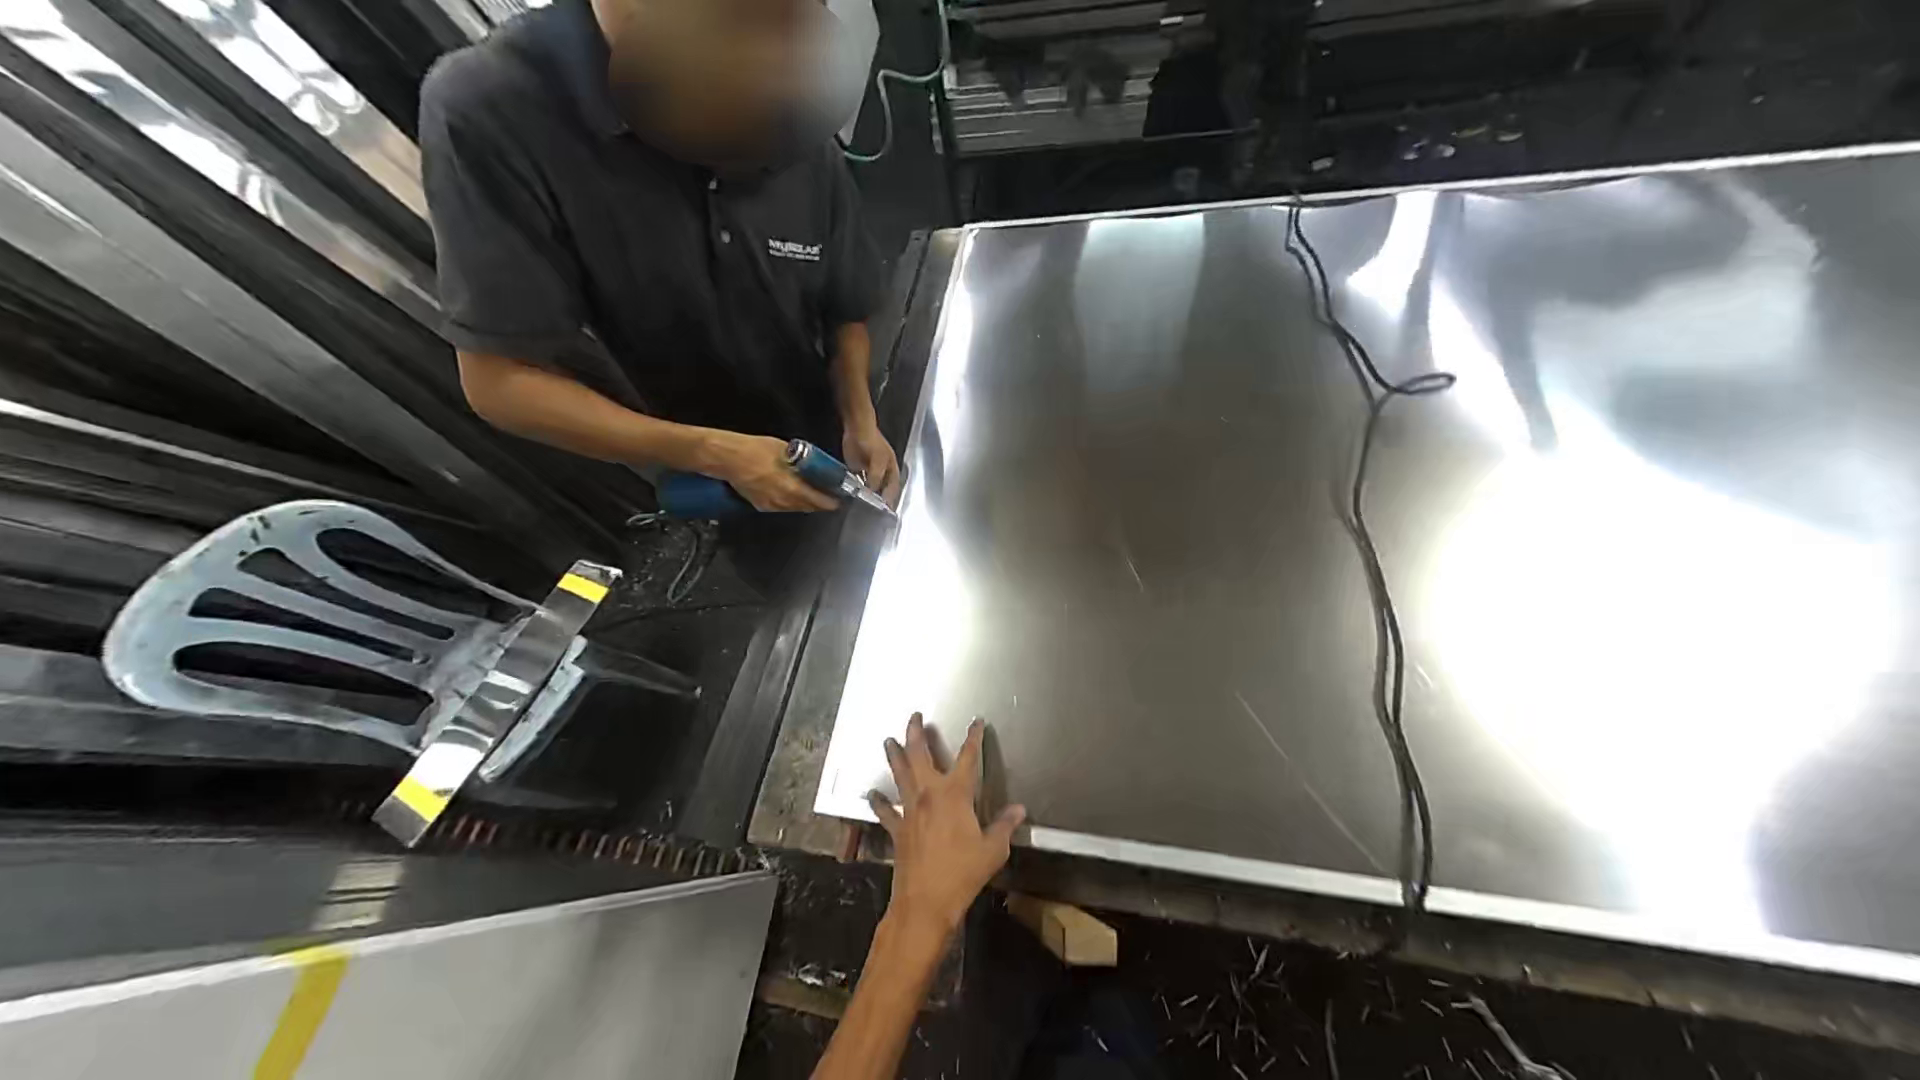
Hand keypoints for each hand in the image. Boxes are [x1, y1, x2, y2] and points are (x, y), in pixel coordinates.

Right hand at [708, 433, 837, 511]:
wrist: (727, 458)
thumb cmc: (755, 450)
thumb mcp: (786, 451)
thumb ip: (803, 462)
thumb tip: (815, 466)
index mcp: (792, 488)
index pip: (820, 501)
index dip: (832, 501)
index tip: (840, 497)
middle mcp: (784, 501)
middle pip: (810, 507)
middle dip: (820, 502)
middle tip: (829, 494)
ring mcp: (771, 505)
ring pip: (796, 508)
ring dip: (806, 503)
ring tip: (812, 493)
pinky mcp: (761, 506)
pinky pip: (782, 507)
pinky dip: (791, 502)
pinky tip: (792, 493)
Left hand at [842, 422, 901, 508]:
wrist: (857, 428)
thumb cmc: (872, 441)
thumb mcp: (878, 460)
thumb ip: (876, 477)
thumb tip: (872, 492)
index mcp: (892, 471)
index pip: (893, 490)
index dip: (890, 500)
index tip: (885, 512)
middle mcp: (882, 474)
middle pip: (882, 492)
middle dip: (879, 501)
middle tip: (873, 513)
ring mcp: (870, 473)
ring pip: (870, 489)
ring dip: (868, 497)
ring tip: (863, 508)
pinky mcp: (858, 471)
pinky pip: (858, 484)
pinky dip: (857, 490)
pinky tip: (854, 497)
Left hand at [869, 714, 1026, 935]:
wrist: (926, 901)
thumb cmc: (963, 873)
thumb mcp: (993, 850)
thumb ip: (1004, 826)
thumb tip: (1019, 810)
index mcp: (955, 794)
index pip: (968, 758)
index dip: (973, 738)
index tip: (976, 722)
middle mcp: (929, 794)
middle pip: (919, 754)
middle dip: (916, 732)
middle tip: (914, 716)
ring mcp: (909, 810)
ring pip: (899, 774)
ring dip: (894, 755)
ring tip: (888, 740)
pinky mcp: (897, 829)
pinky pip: (886, 810)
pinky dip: (879, 801)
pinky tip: (873, 794)